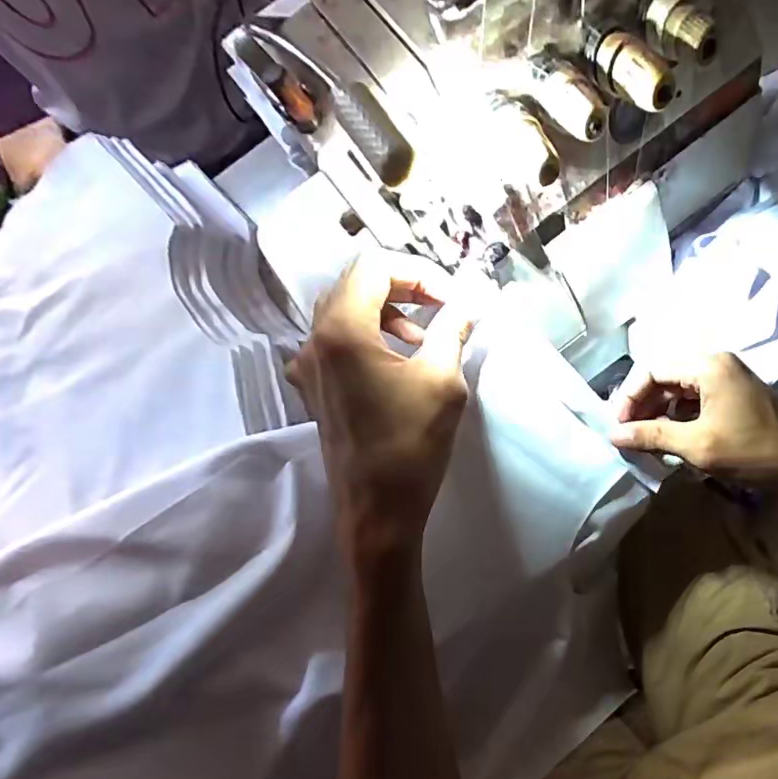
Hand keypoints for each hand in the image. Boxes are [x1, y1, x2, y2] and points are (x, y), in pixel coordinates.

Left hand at [288, 250, 476, 557]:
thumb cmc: (411, 446)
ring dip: (388, 312)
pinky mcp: (315, 390)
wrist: (377, 511)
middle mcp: (314, 341)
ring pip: (345, 312)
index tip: (454, 298)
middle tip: (443, 306)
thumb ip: (452, 330)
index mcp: (341, 330)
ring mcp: (309, 367)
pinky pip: (338, 343)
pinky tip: (398, 363)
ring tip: (425, 337)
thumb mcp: (442, 382)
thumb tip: (469, 302)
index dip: (420, 272)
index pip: (375, 267)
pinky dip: (370, 337)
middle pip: (355, 284)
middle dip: (404, 287)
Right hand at [608, 353, 777, 489]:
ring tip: (645, 440)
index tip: (617, 426)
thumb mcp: (697, 445)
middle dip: (642, 405)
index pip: (652, 370)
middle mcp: (717, 363)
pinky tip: (669, 438)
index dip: (629, 397)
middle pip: (665, 376)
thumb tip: (614, 435)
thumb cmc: (751, 451)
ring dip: (659, 412)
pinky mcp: (735, 394)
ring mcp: (728, 378)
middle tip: (627, 434)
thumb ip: (652, 436)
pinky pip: (695, 399)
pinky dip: (678, 417)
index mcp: (708, 365)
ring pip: (679, 389)